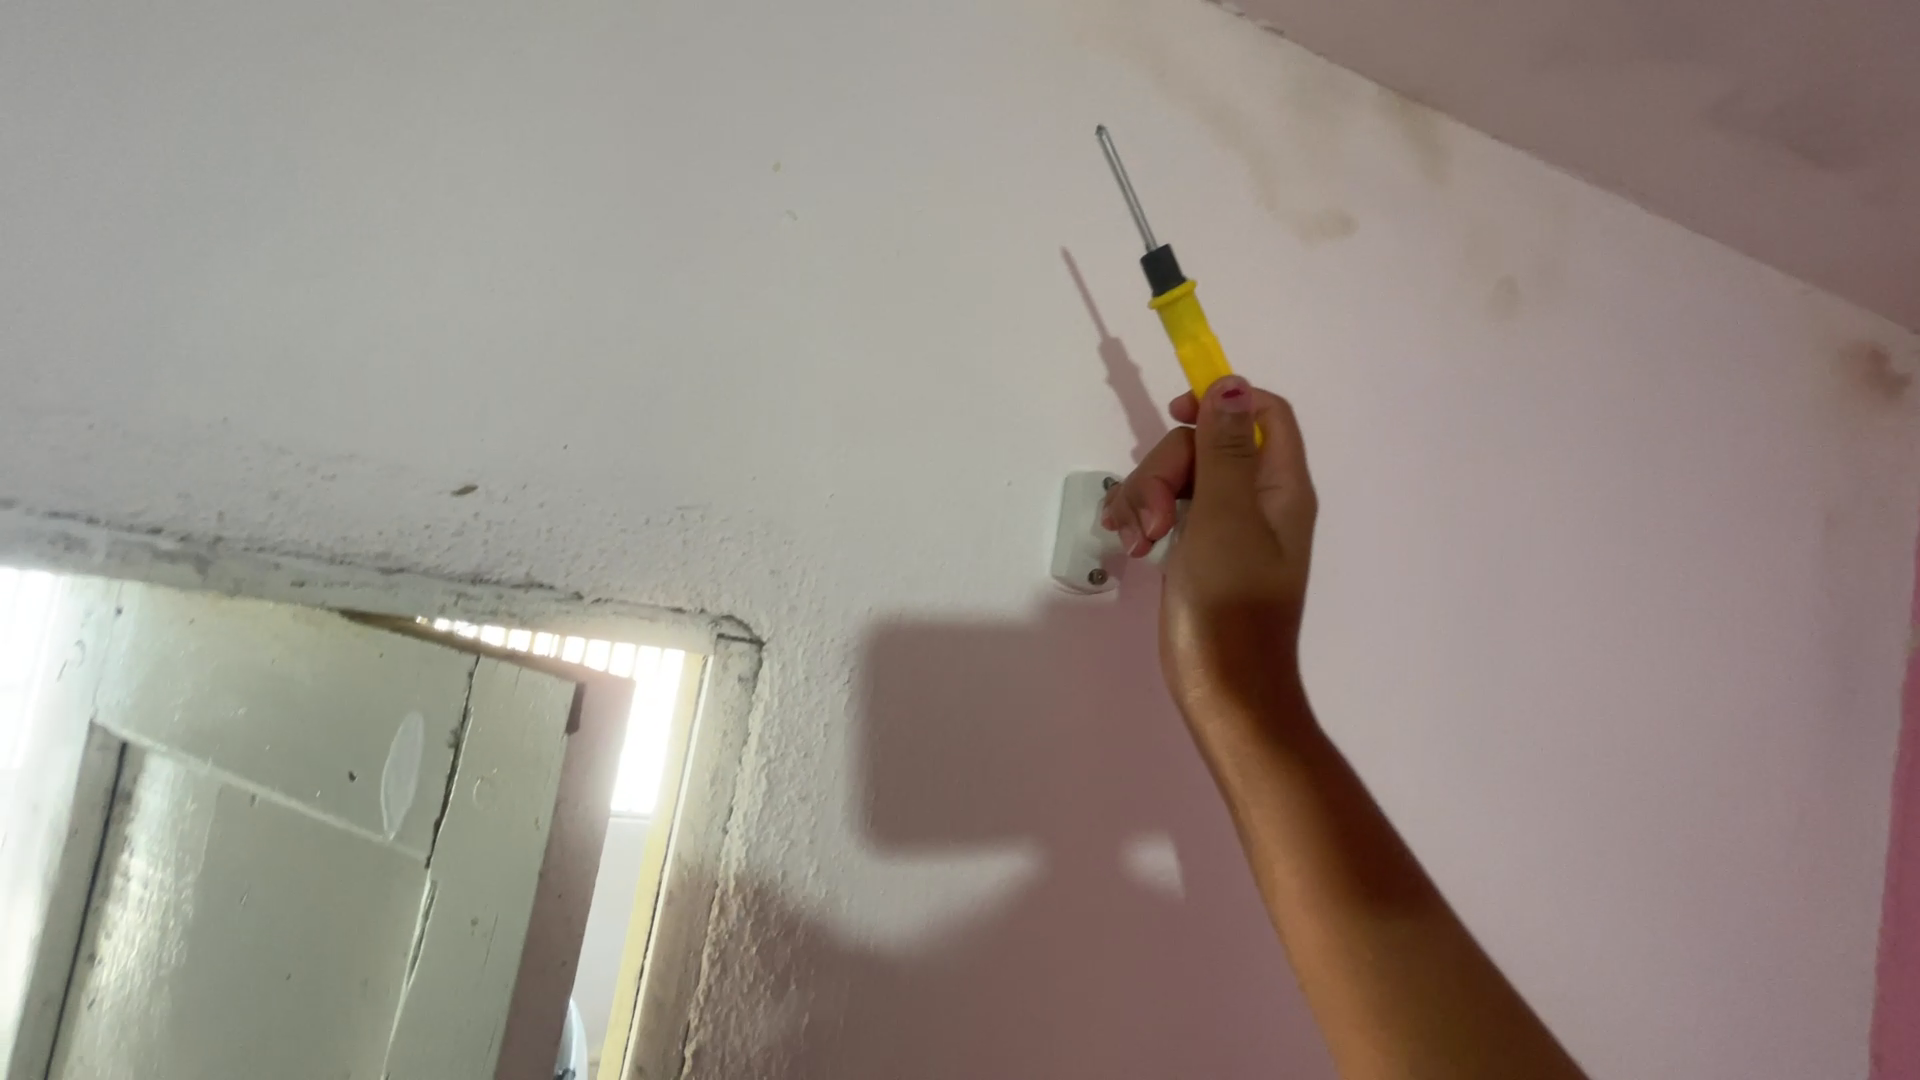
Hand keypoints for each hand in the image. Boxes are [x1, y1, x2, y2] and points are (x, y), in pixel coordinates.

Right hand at [1101, 375, 1316, 728]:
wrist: (1221, 685)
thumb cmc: (1229, 603)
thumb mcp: (1225, 518)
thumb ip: (1224, 450)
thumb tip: (1231, 383)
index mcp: (1279, 486)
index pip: (1263, 414)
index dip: (1221, 402)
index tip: (1174, 414)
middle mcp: (1254, 499)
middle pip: (1205, 446)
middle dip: (1165, 470)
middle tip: (1151, 518)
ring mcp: (1222, 525)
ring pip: (1177, 478)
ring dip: (1145, 497)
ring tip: (1136, 541)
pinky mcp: (1195, 548)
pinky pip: (1165, 510)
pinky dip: (1142, 518)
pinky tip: (1129, 543)